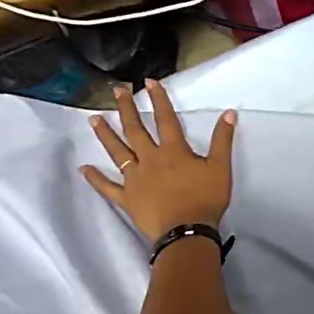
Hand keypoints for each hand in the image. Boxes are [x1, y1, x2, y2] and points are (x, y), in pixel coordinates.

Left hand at [82, 80, 236, 243]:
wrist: (187, 232)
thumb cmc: (205, 199)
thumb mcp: (221, 167)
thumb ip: (223, 139)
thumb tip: (229, 113)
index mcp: (173, 151)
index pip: (165, 119)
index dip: (158, 99)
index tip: (149, 82)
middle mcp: (150, 159)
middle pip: (135, 130)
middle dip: (126, 108)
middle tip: (116, 91)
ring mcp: (135, 179)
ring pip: (117, 153)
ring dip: (105, 135)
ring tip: (93, 119)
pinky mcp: (127, 198)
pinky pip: (108, 187)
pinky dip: (96, 179)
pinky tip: (84, 169)